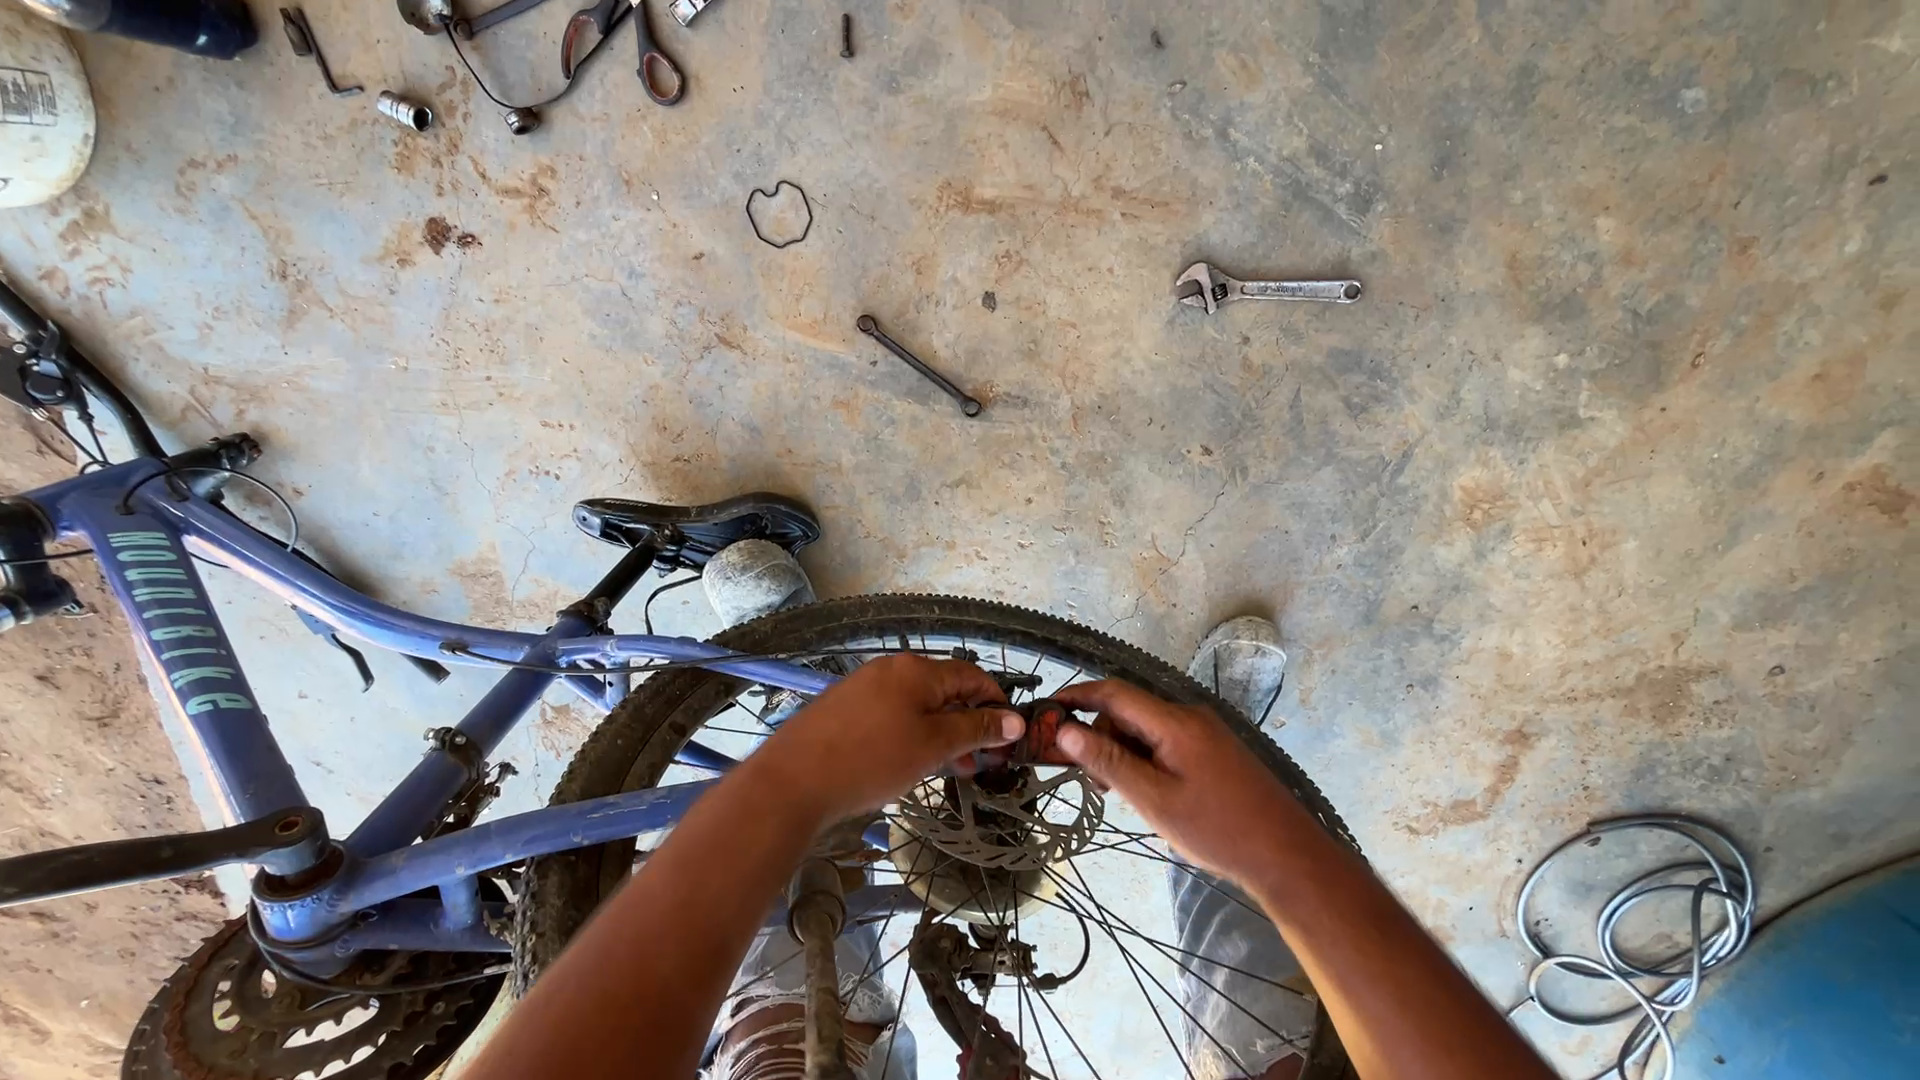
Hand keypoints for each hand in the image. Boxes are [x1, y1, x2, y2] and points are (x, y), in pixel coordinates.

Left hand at [753, 654, 1024, 821]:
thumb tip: (1015, 720)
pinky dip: (911, 734)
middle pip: (944, 689)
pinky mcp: (844, 709)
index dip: (996, 703)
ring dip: (941, 733)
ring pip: (917, 705)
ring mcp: (863, 687)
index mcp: (916, 669)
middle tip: (981, 763)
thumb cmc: (871, 760)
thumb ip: (976, 730)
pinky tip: (911, 763)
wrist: (792, 782)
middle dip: (968, 724)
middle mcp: (890, 668)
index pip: (971, 675)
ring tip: (951, 770)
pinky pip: (891, 714)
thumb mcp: (932, 746)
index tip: (1010, 737)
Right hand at [1052, 680, 1307, 885]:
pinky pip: (1166, 742)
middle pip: (1129, 712)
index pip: (1113, 692)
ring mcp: (1205, 732)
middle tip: (1088, 780)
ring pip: (1146, 729)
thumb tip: (1065, 730)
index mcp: (1175, 722)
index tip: (1045, 711)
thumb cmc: (1217, 830)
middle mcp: (1190, 716)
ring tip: (1118, 793)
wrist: (1288, 855)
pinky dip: (1145, 759)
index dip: (1076, 696)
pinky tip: (1147, 791)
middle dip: (1100, 736)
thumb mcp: (1154, 800)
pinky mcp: (1214, 749)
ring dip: (1122, 752)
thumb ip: (1108, 762)